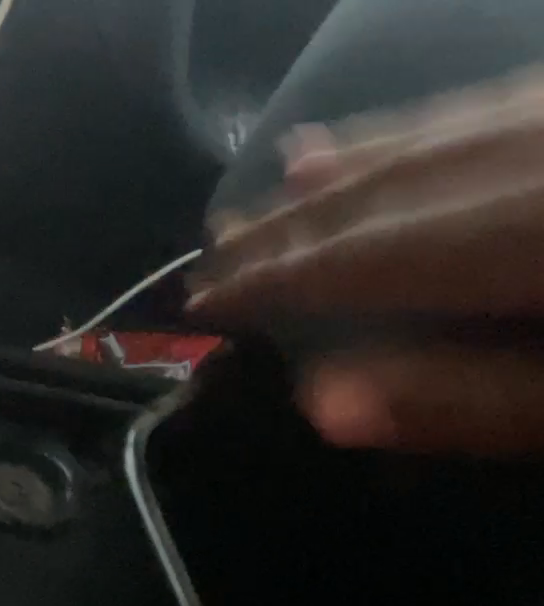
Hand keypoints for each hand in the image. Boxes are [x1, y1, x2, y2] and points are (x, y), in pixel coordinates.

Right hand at [189, 66, 543, 454]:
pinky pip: (517, 98)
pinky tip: (404, 125)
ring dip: (360, 159)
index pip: (375, 256)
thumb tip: (326, 403)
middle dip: (299, 220)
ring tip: (285, 172)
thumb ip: (474, 402)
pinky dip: (444, 116)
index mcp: (541, 236)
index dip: (278, 280)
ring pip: (457, 131)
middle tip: (215, 247)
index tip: (199, 304)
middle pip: (402, 188)